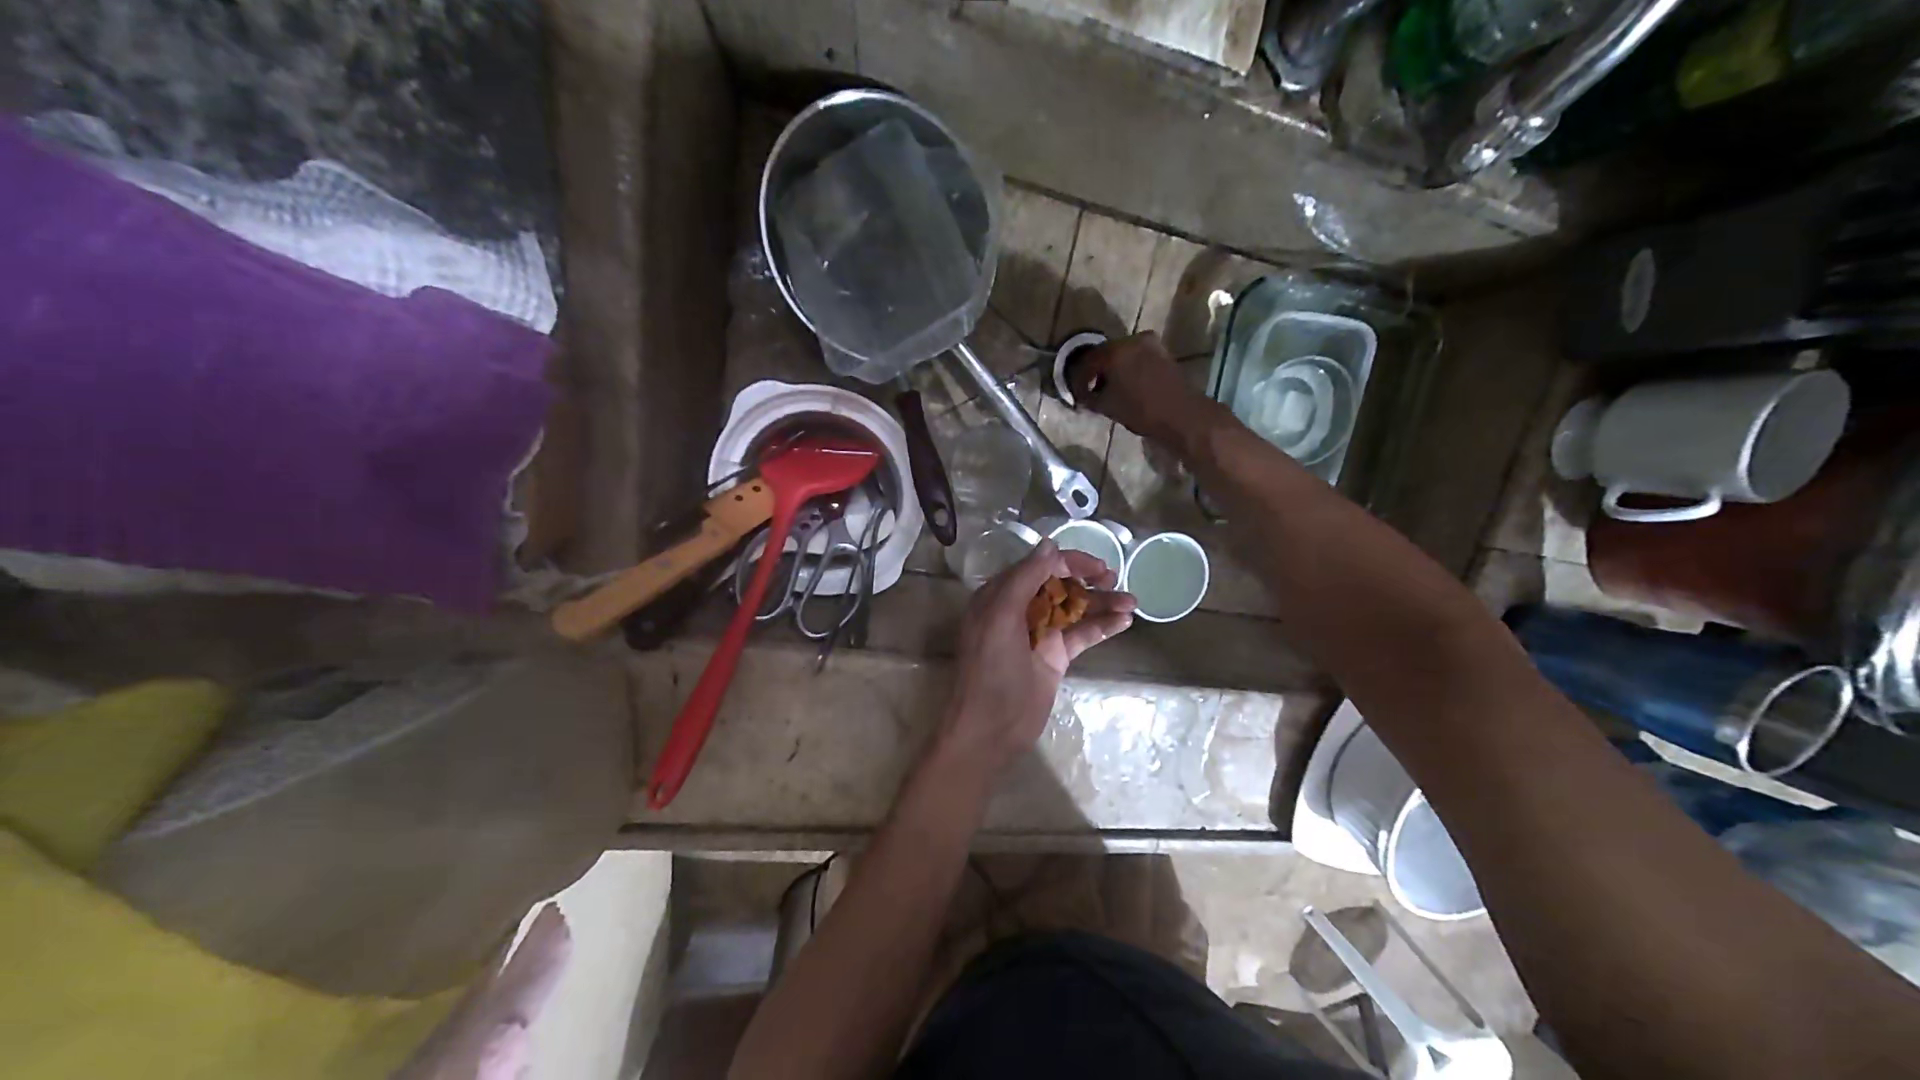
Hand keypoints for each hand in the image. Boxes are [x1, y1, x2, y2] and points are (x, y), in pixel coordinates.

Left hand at [936, 540, 1135, 778]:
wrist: (989, 729)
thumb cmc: (991, 670)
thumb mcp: (1001, 617)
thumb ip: (1024, 578)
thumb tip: (1050, 544)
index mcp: (1000, 596)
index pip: (1038, 567)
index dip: (1067, 561)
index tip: (1096, 566)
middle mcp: (1020, 610)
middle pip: (1058, 585)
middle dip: (1087, 579)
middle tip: (1114, 580)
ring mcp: (1039, 634)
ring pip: (1073, 609)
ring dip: (1101, 603)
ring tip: (1133, 602)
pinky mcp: (1054, 657)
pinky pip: (1080, 634)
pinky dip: (1101, 627)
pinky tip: (1124, 621)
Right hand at [1067, 331, 1224, 446]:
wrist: (1181, 415)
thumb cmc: (1141, 411)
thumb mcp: (1108, 407)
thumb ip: (1090, 398)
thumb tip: (1083, 396)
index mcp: (1114, 351)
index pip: (1087, 361)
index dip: (1079, 379)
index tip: (1076, 392)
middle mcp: (1131, 340)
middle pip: (1105, 353)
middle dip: (1096, 370)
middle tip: (1089, 388)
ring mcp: (1150, 344)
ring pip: (1122, 353)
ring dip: (1113, 368)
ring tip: (1107, 387)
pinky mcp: (1162, 352)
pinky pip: (1137, 356)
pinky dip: (1128, 367)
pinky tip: (1125, 383)